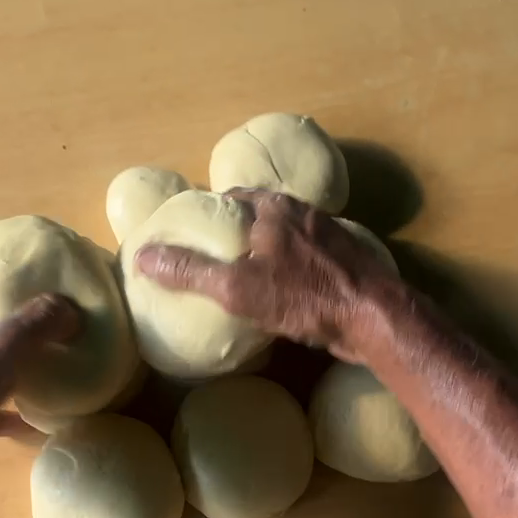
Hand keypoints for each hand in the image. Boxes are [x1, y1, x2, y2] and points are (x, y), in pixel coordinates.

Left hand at [0, 294, 78, 498]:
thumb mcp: (3, 344)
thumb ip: (38, 323)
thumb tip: (73, 310)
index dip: (17, 306)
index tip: (52, 312)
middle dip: (21, 345)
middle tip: (60, 348)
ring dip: (17, 381)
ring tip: (54, 382)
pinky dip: (14, 419)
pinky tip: (40, 425)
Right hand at [133, 189, 400, 361]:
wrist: (375, 318)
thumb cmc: (303, 297)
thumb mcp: (237, 288)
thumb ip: (190, 271)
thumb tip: (142, 256)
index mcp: (273, 208)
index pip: (228, 199)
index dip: (206, 216)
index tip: (188, 235)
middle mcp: (301, 212)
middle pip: (257, 215)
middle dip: (235, 232)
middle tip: (211, 259)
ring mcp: (327, 236)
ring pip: (284, 237)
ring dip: (263, 251)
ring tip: (241, 277)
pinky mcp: (344, 262)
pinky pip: (305, 259)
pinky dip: (288, 269)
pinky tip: (281, 292)